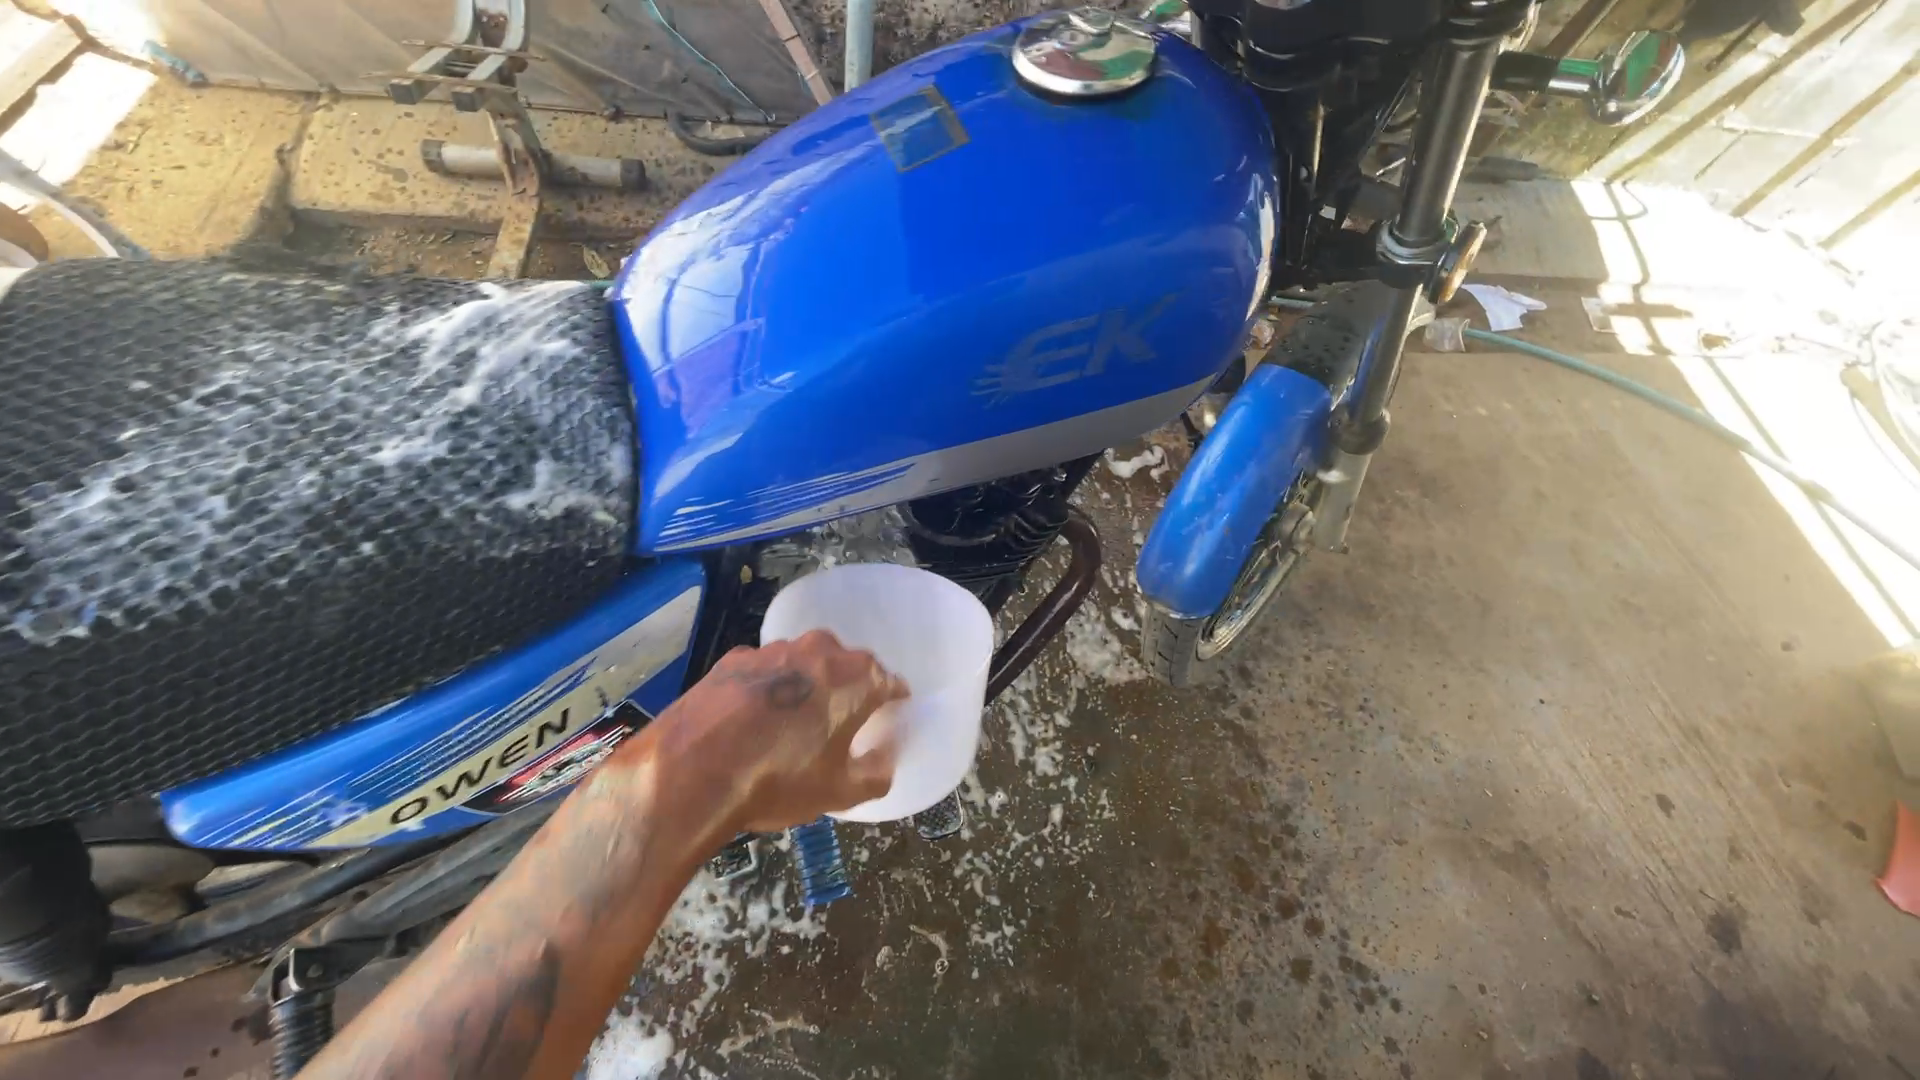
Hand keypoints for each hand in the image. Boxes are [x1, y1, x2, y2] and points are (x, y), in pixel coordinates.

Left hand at [653, 630, 908, 832]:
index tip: (885, 720)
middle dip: (847, 691)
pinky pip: (764, 672)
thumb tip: (885, 755)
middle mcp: (819, 650)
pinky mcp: (732, 659)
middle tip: (837, 727)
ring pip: (803, 664)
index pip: (890, 683)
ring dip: (804, 687)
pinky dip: (767, 689)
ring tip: (789, 727)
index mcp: (856, 677)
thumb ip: (877, 772)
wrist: (689, 772)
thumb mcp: (840, 793)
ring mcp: (772, 650)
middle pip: (846, 666)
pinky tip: (750, 722)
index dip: (891, 703)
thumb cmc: (778, 780)